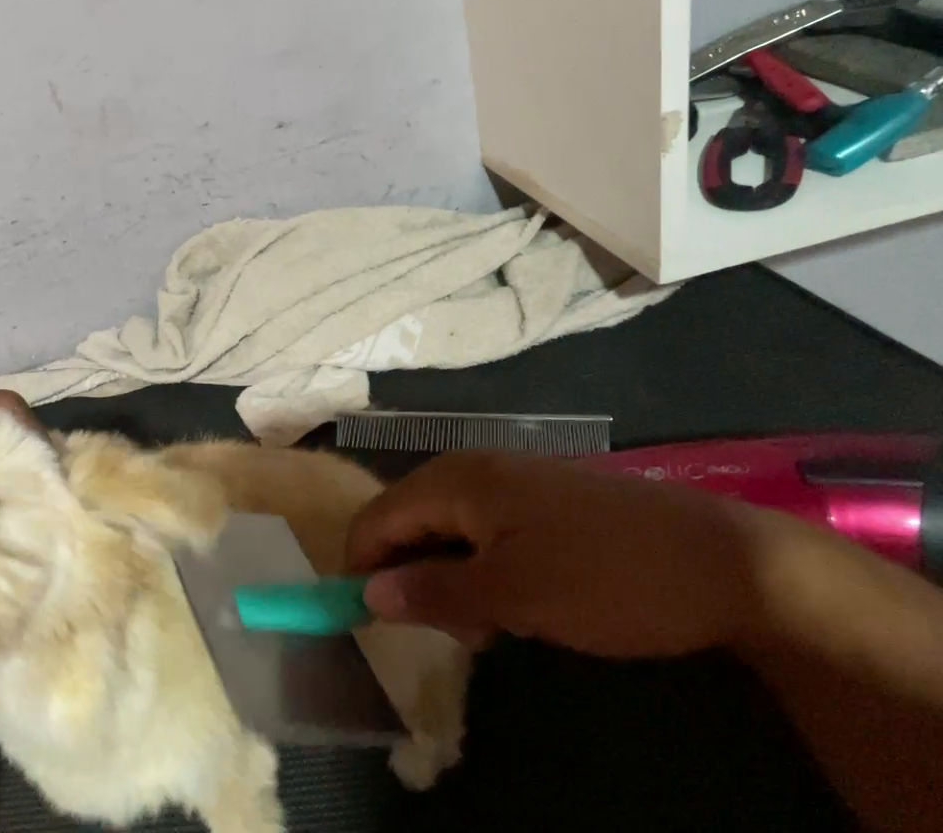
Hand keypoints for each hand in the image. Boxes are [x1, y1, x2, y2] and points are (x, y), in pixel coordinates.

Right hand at [346, 450, 769, 658]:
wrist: (739, 565)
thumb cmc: (609, 578)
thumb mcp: (513, 597)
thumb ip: (433, 594)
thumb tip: (367, 595)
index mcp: (455, 480)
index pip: (376, 518)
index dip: (362, 567)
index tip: (367, 620)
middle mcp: (475, 470)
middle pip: (408, 522)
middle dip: (415, 578)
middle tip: (452, 631)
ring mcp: (515, 482)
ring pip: (449, 531)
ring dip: (454, 580)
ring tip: (494, 626)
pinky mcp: (548, 501)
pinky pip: (487, 532)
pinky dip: (487, 570)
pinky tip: (523, 603)